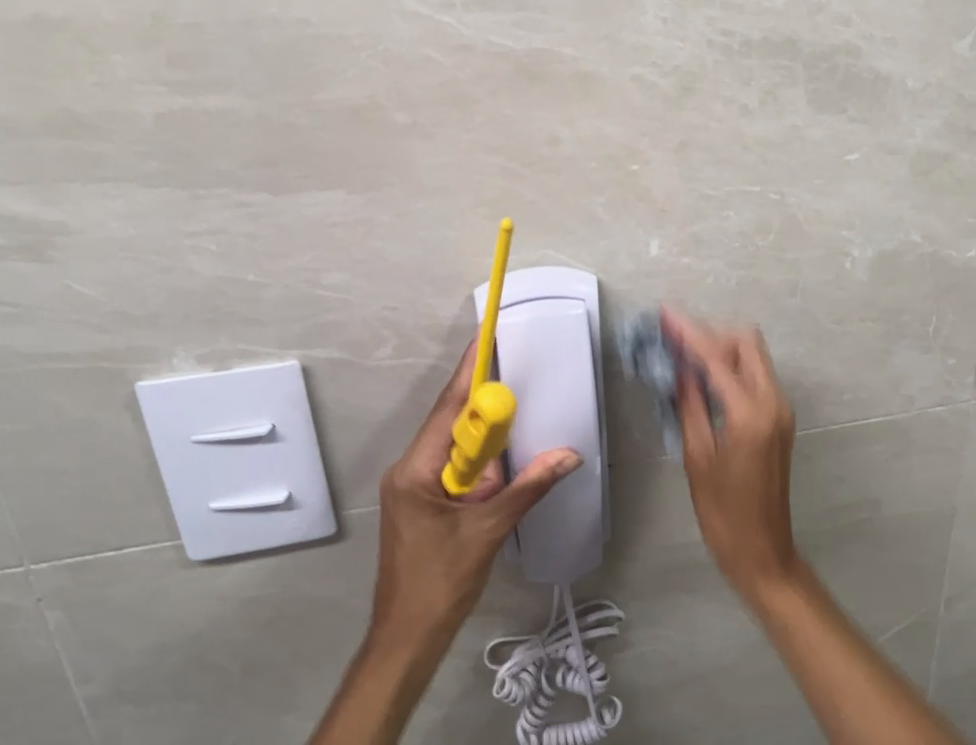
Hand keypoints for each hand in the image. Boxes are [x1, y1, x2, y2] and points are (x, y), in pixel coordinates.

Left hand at [371, 340, 580, 641]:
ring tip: (516, 423)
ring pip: (455, 448)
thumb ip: (528, 488)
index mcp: (415, 471)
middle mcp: (410, 471)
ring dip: (485, 442)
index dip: (470, 373)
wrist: (406, 638)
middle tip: (515, 374)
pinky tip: (502, 466)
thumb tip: (569, 455)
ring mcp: (414, 488)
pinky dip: (480, 465)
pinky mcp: (423, 504)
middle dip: (484, 407)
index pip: (449, 410)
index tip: (486, 336)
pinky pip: (455, 470)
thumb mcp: (487, 532)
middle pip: (452, 424)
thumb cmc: (438, 584)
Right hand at [664, 307, 799, 596]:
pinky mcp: (779, 418)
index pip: (717, 357)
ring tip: (683, 358)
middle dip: (711, 334)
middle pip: (746, 342)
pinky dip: (731, 369)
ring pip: (753, 356)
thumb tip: (680, 367)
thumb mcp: (697, 456)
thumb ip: (690, 404)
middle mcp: (773, 401)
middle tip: (676, 343)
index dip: (688, 333)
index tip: (665, 315)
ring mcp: (781, 409)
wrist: (762, 549)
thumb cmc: (722, 511)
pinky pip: (755, 377)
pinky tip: (703, 380)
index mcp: (750, 413)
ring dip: (721, 349)